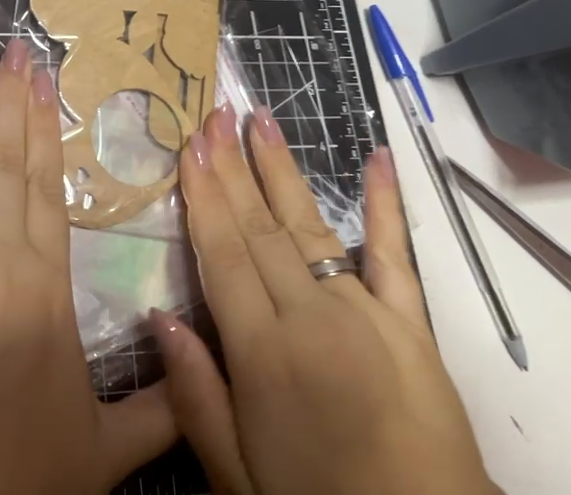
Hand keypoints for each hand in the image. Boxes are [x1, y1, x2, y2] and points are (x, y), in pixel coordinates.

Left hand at [0, 39, 175, 494]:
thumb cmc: (17, 480)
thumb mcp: (105, 449)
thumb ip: (163, 401)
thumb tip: (203, 354)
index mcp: (44, 292)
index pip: (47, 188)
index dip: (45, 128)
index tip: (45, 80)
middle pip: (3, 166)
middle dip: (9, 103)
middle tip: (14, 50)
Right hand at [152, 106, 498, 494]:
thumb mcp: (237, 476)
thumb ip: (196, 396)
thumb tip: (157, 318)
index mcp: (265, 354)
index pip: (223, 255)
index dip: (203, 196)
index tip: (190, 146)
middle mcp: (314, 318)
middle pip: (261, 229)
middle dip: (233, 167)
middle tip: (214, 112)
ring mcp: (368, 314)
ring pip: (311, 227)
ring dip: (281, 170)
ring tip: (259, 119)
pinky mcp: (412, 325)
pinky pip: (393, 254)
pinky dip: (384, 204)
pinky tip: (377, 158)